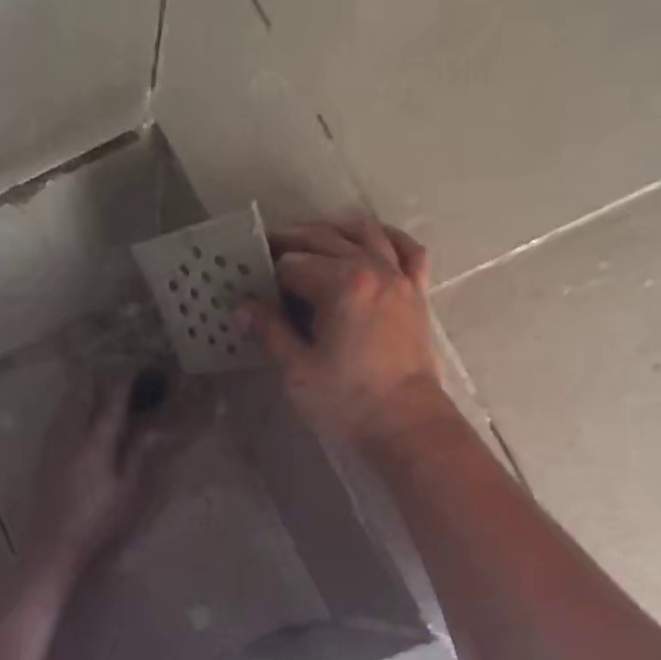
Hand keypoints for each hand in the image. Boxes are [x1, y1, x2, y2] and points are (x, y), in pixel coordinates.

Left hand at [22, 371, 178, 561]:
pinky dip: (74, 405)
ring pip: (68, 401)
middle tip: (121, 377)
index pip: (112, 399)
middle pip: (83, 390)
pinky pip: (60, 416)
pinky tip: (82, 416)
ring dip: (85, 389)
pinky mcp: (44, 453)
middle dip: (102, 377)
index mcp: (96, 441)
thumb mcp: (128, 490)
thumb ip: (139, 454)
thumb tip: (154, 429)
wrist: (53, 543)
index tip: (142, 370)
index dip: (128, 381)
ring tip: (103, 390)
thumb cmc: (98, 520)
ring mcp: (53, 441)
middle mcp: (71, 433)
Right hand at [238, 217, 453, 447]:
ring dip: (334, 231)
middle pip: (325, 240)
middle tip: (266, 253)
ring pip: (366, 234)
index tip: (252, 288)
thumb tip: (243, 309)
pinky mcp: (417, 295)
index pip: (293, 264)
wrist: (407, 427)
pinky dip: (386, 238)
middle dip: (292, 243)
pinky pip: (407, 250)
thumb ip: (270, 333)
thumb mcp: (297, 372)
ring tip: (311, 241)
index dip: (268, 275)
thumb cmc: (348, 404)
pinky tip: (373, 241)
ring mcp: (400, 279)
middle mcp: (374, 268)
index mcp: (341, 284)